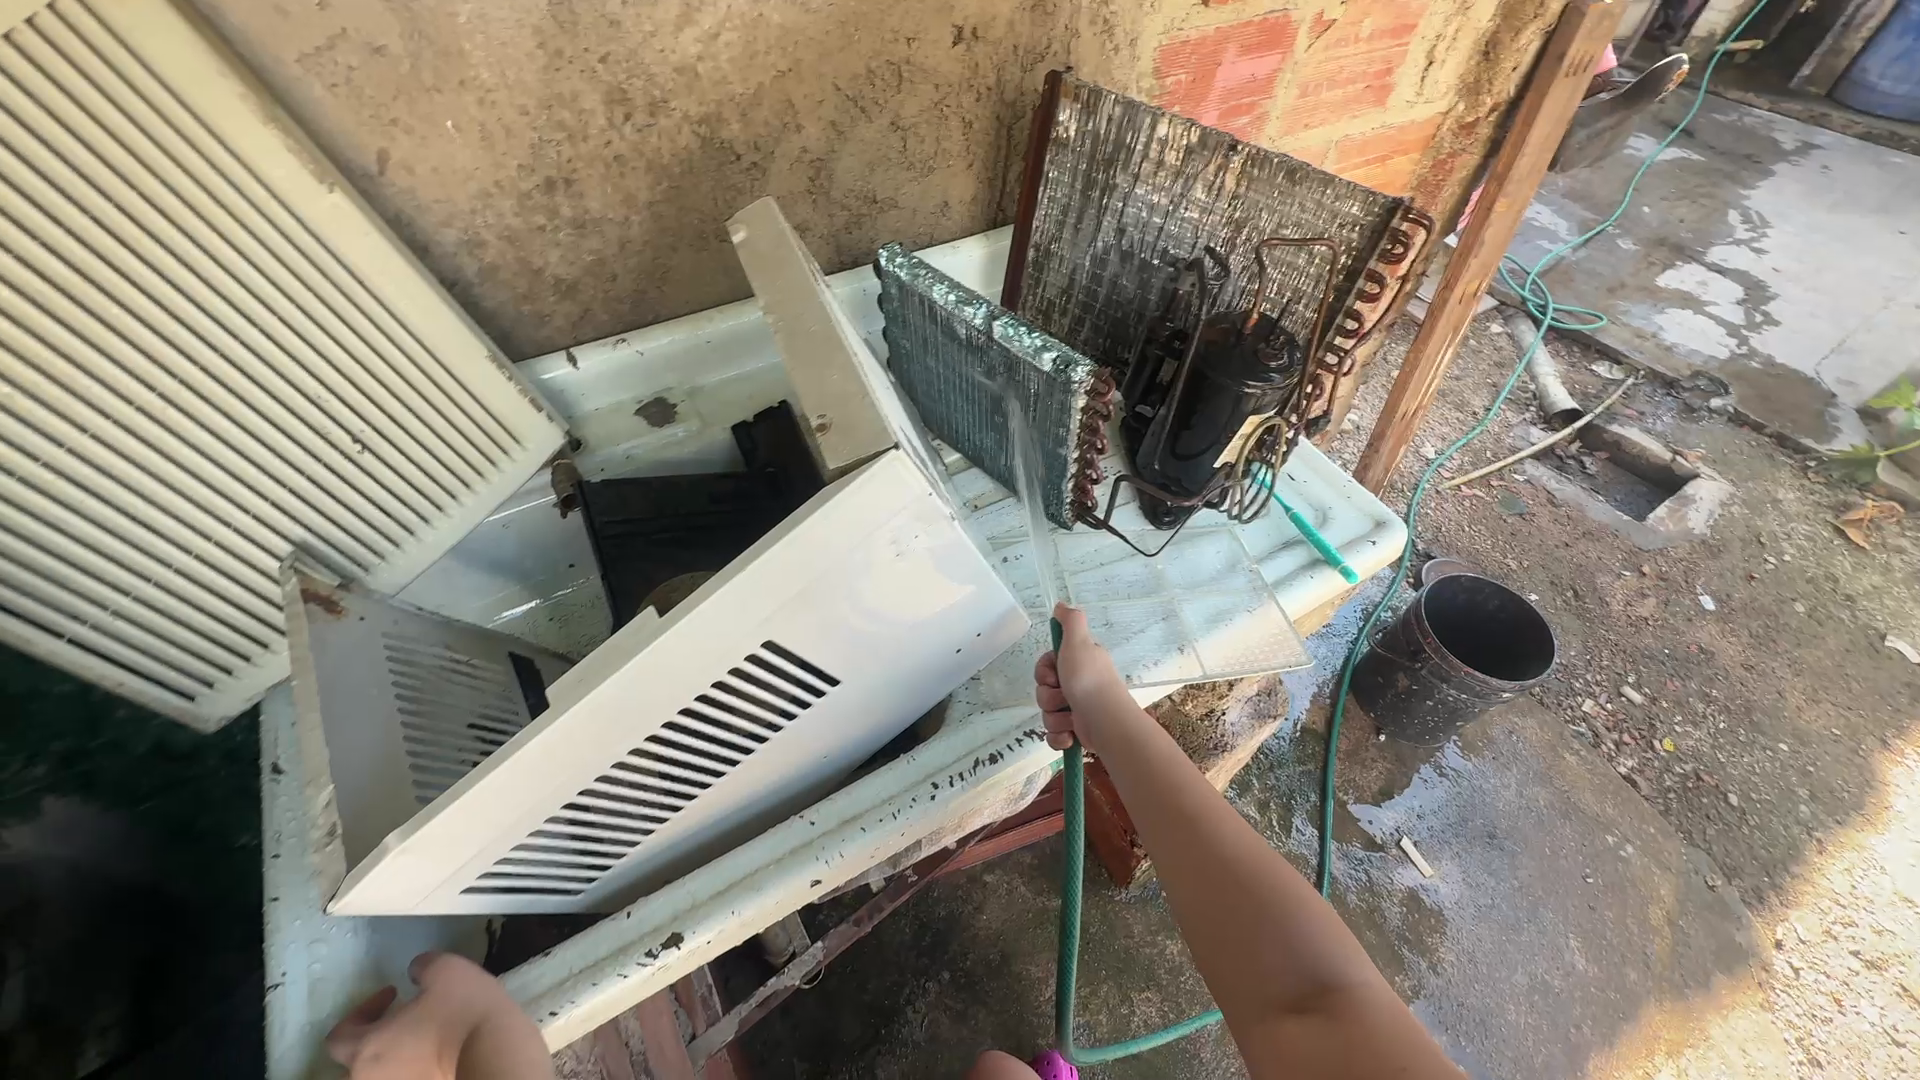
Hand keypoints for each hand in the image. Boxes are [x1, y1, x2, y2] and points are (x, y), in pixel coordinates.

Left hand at [326, 952, 554, 1079]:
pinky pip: (411, 1078)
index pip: (339, 1035)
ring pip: (384, 1074)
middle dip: (381, 1036)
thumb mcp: (446, 970)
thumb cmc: (462, 1011)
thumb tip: (415, 972)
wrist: (494, 1052)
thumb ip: (422, 966)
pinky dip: (418, 1068)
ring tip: (429, 1037)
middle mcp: (370, 1079)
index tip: (393, 993)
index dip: (363, 1009)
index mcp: (368, 1048)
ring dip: (399, 1056)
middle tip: (410, 1016)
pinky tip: (445, 1053)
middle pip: (359, 1060)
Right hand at [1034, 602, 1129, 751]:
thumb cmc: (1089, 679)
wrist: (1105, 720)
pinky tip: (1069, 736)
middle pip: (1043, 690)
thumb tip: (1061, 605)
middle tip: (1064, 695)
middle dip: (1048, 696)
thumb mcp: (1079, 641)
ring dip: (1055, 717)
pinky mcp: (1076, 733)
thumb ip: (1070, 621)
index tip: (1053, 674)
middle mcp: (1078, 684)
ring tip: (1071, 717)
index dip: (1044, 671)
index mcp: (1079, 664)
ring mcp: (1077, 710)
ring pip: (1047, 713)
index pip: (1046, 666)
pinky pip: (1053, 735)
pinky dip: (1059, 737)